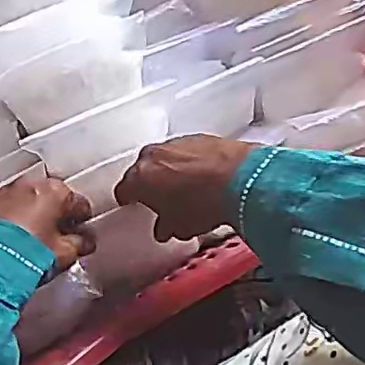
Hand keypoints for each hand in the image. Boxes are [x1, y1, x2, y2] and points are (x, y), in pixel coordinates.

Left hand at [0, 173, 95, 271]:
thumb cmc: (29, 254)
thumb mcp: (65, 253)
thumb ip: (79, 244)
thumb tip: (83, 242)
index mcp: (56, 192)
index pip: (79, 204)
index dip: (82, 220)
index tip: (80, 232)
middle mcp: (31, 185)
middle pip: (51, 197)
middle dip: (55, 214)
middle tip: (57, 236)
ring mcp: (7, 192)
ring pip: (27, 199)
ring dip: (32, 213)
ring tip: (33, 237)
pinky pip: (6, 207)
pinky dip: (11, 217)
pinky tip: (13, 236)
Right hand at [113, 135, 255, 240]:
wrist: (241, 179)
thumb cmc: (205, 201)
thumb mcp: (180, 226)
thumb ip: (166, 226)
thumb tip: (166, 227)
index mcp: (139, 177)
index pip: (124, 190)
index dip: (129, 199)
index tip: (132, 203)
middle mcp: (153, 155)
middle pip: (144, 170)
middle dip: (151, 185)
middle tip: (161, 201)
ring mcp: (176, 143)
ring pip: (165, 159)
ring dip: (171, 172)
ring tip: (186, 191)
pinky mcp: (199, 138)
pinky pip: (187, 153)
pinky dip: (191, 163)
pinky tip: (203, 178)